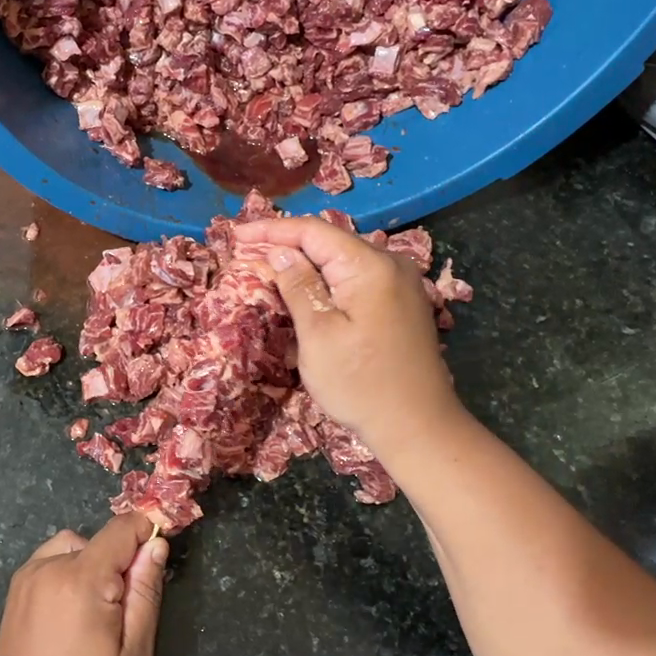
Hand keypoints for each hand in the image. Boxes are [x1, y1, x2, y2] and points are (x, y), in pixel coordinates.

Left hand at [0, 514, 168, 655]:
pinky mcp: (16, 587)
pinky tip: (71, 613)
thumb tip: (156, 545)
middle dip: (120, 563)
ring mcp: (28, 574)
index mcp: (81, 579)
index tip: (161, 555)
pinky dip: (69, 571)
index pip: (121, 529)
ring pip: (75, 547)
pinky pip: (53, 559)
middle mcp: (50, 566)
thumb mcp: (134, 654)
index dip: (146, 532)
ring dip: (93, 566)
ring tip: (95, 614)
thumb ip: (146, 593)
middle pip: (99, 540)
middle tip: (123, 614)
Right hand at [236, 216, 463, 448]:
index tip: (237, 234)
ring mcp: (400, 284)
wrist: (418, 426)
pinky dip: (327, 278)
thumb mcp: (318, 335)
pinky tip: (306, 286)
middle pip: (330, 241)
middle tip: (247, 249)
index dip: (272, 230)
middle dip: (287, 243)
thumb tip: (281, 252)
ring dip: (306, 260)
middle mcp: (390, 264)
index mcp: (370, 266)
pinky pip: (356, 278)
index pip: (313, 231)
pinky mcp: (401, 304)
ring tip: (269, 264)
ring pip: (343, 259)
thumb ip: (299, 287)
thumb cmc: (361, 383)